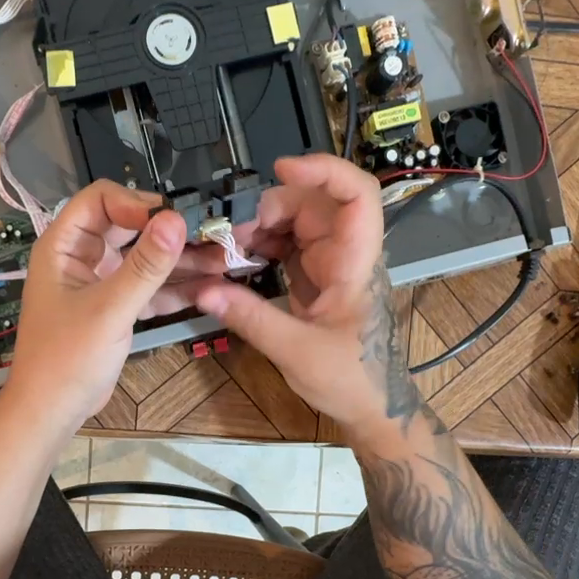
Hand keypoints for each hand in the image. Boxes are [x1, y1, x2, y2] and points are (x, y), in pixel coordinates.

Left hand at [4, 181, 189, 430]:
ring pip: (143, 259)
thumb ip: (145, 266)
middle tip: (213, 234)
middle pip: (129, 227)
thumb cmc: (67, 358)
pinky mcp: (114, 309)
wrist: (51, 412)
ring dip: (179, 260)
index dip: (137, 204)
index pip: (101, 200)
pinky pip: (147, 288)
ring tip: (223, 259)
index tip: (174, 222)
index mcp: (64, 246)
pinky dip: (173, 288)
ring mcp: (99, 283)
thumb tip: (176, 219)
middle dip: (169, 232)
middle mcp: (81, 257)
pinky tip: (209, 287)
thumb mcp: (109, 309)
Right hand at [193, 154, 422, 442]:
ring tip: (229, 249)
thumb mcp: (296, 351)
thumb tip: (204, 292)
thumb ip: (250, 319)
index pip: (357, 196)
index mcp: (356, 264)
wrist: (374, 409)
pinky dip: (264, 249)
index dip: (324, 170)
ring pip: (299, 226)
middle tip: (232, 233)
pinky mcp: (318, 284)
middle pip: (315, 206)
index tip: (282, 169)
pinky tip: (239, 262)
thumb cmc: (352, 381)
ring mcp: (332, 269)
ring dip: (263, 229)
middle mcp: (347, 257)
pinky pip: (290, 251)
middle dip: (272, 207)